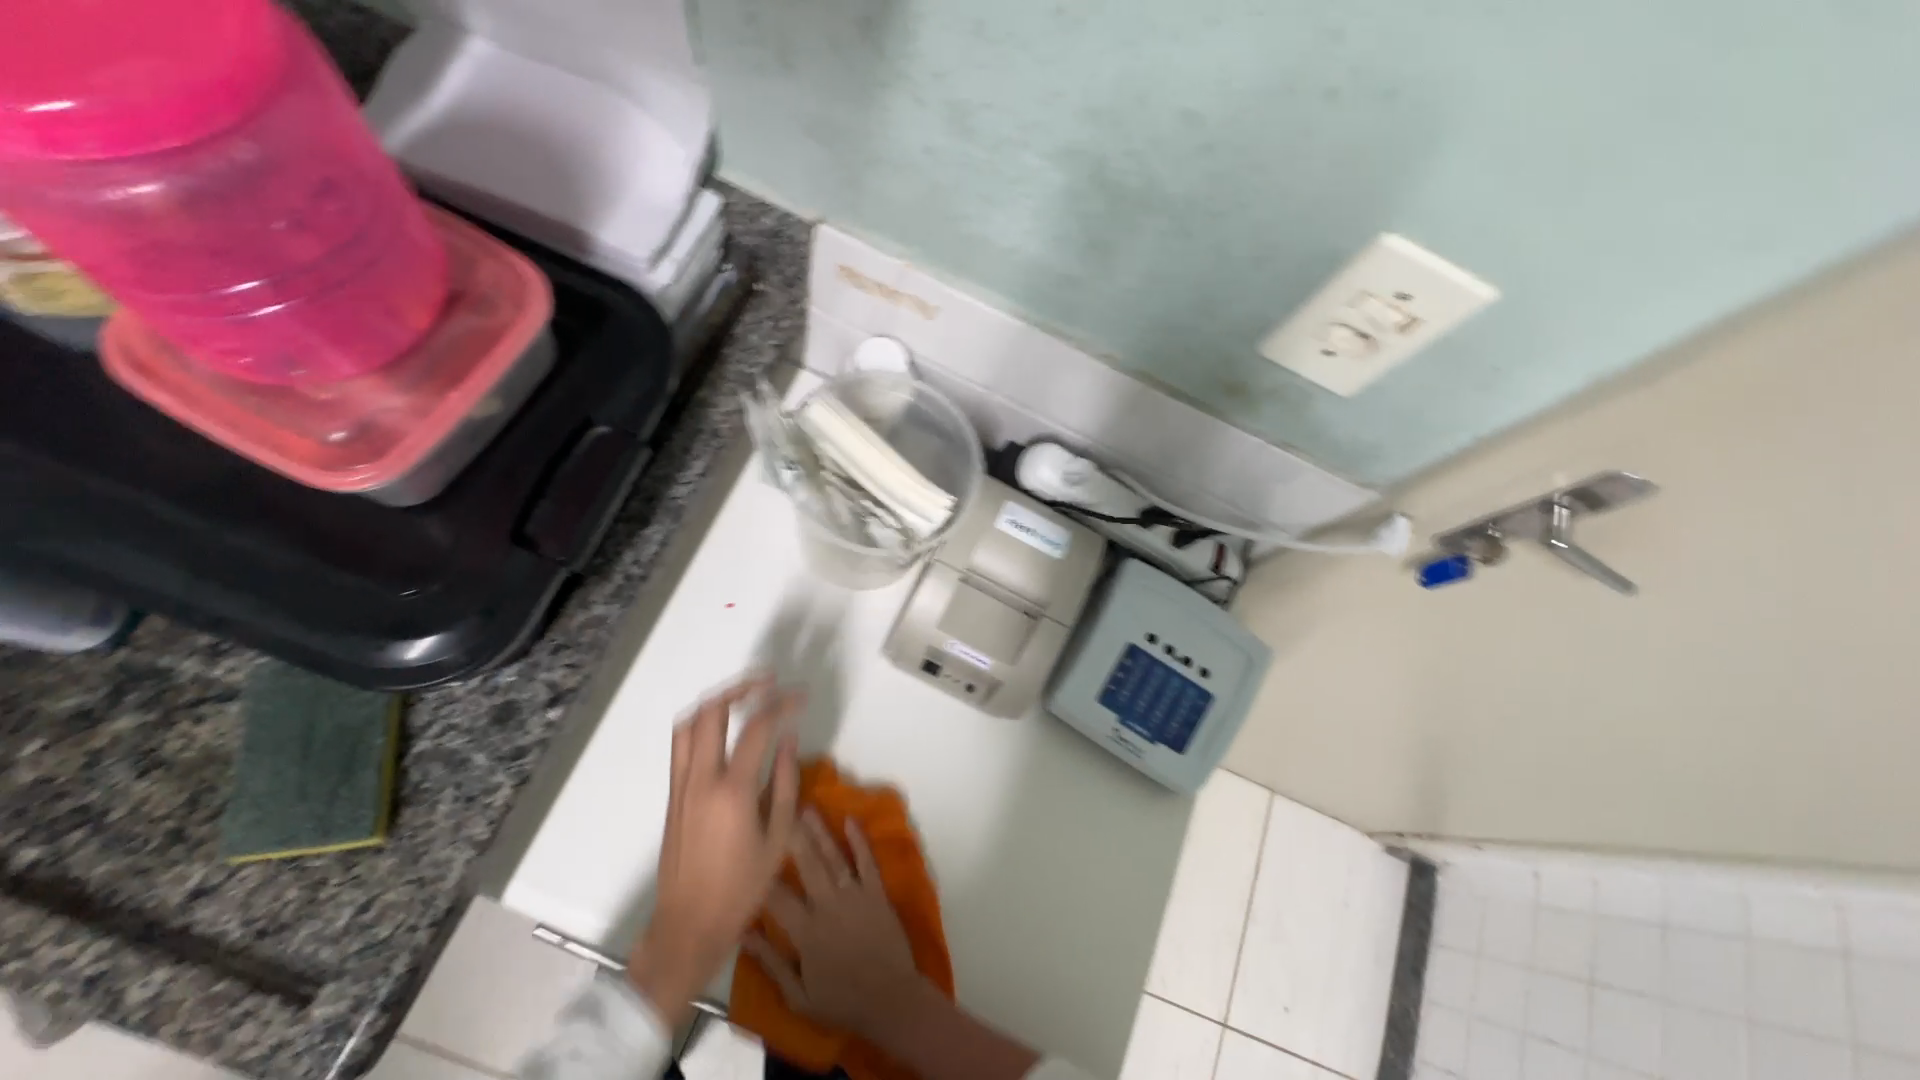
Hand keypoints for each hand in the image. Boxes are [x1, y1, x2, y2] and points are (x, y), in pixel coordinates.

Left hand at [627, 676, 801, 1025]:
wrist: (688, 923)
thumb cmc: (741, 888)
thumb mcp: (778, 839)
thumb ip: (785, 784)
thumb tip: (788, 741)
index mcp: (732, 791)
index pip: (757, 728)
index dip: (781, 704)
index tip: (801, 696)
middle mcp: (700, 779)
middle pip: (712, 712)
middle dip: (741, 688)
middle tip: (768, 682)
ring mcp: (680, 785)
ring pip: (688, 723)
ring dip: (715, 702)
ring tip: (742, 697)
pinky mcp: (672, 795)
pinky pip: (681, 745)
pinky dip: (701, 724)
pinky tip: (723, 729)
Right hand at [743, 811, 931, 1040]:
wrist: (891, 1001)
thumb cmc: (842, 1002)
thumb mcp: (797, 995)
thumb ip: (770, 962)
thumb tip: (743, 934)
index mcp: (806, 930)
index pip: (776, 896)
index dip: (760, 874)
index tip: (748, 848)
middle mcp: (828, 905)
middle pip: (806, 865)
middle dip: (791, 836)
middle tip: (778, 808)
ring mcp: (855, 897)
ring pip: (834, 858)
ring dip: (820, 832)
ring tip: (806, 808)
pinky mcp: (878, 895)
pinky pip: (868, 863)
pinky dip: (859, 841)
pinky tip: (851, 820)